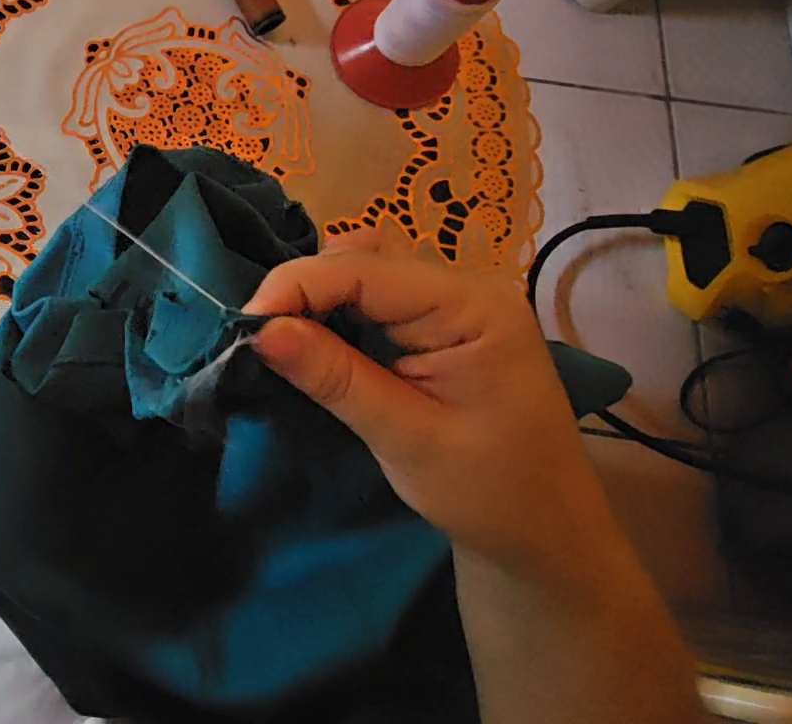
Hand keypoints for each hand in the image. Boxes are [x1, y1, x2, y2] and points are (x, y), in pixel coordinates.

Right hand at [245, 232, 625, 583]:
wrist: (546, 535)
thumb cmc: (489, 494)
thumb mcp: (405, 438)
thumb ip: (334, 376)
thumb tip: (259, 331)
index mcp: (473, 307)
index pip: (362, 268)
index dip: (294, 286)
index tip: (245, 328)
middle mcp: (465, 286)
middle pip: (361, 256)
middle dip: (301, 288)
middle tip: (261, 338)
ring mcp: (454, 299)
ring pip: (363, 266)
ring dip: (316, 294)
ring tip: (285, 338)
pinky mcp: (439, 318)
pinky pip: (374, 291)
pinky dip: (335, 307)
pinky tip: (317, 338)